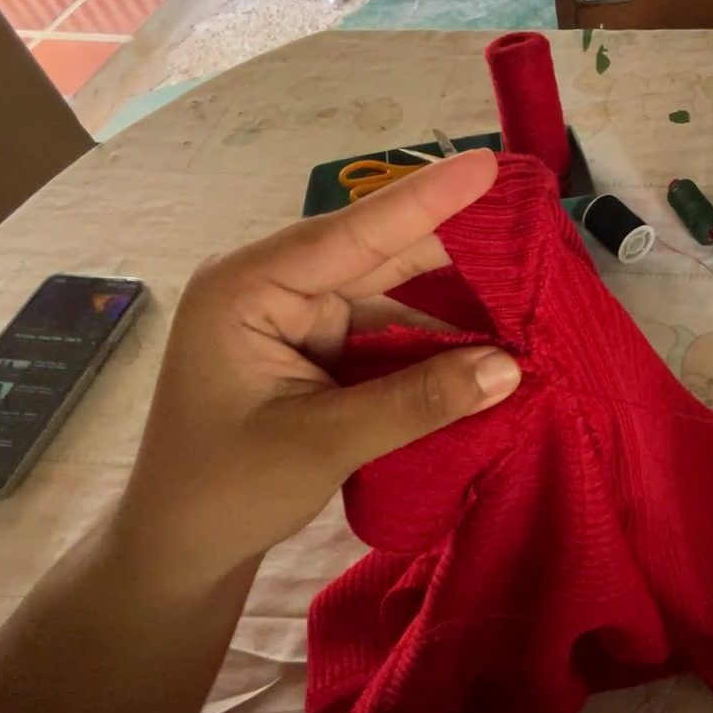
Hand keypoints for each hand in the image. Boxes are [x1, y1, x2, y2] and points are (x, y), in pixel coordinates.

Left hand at [112, 149, 521, 586]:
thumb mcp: (323, 443)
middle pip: (379, 249)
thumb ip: (418, 401)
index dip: (426, 200)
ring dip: (456, 293)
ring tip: (527, 285)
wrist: (184, 547)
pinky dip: (441, 334)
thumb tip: (511, 367)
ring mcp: (304, 313)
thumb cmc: (227, 490)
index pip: (352, 232)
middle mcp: (278, 284)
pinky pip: (395, 324)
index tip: (486, 165)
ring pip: (394, 287)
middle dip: (454, 242)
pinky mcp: (328, 344)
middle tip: (528, 225)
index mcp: (250, 287)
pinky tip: (489, 335)